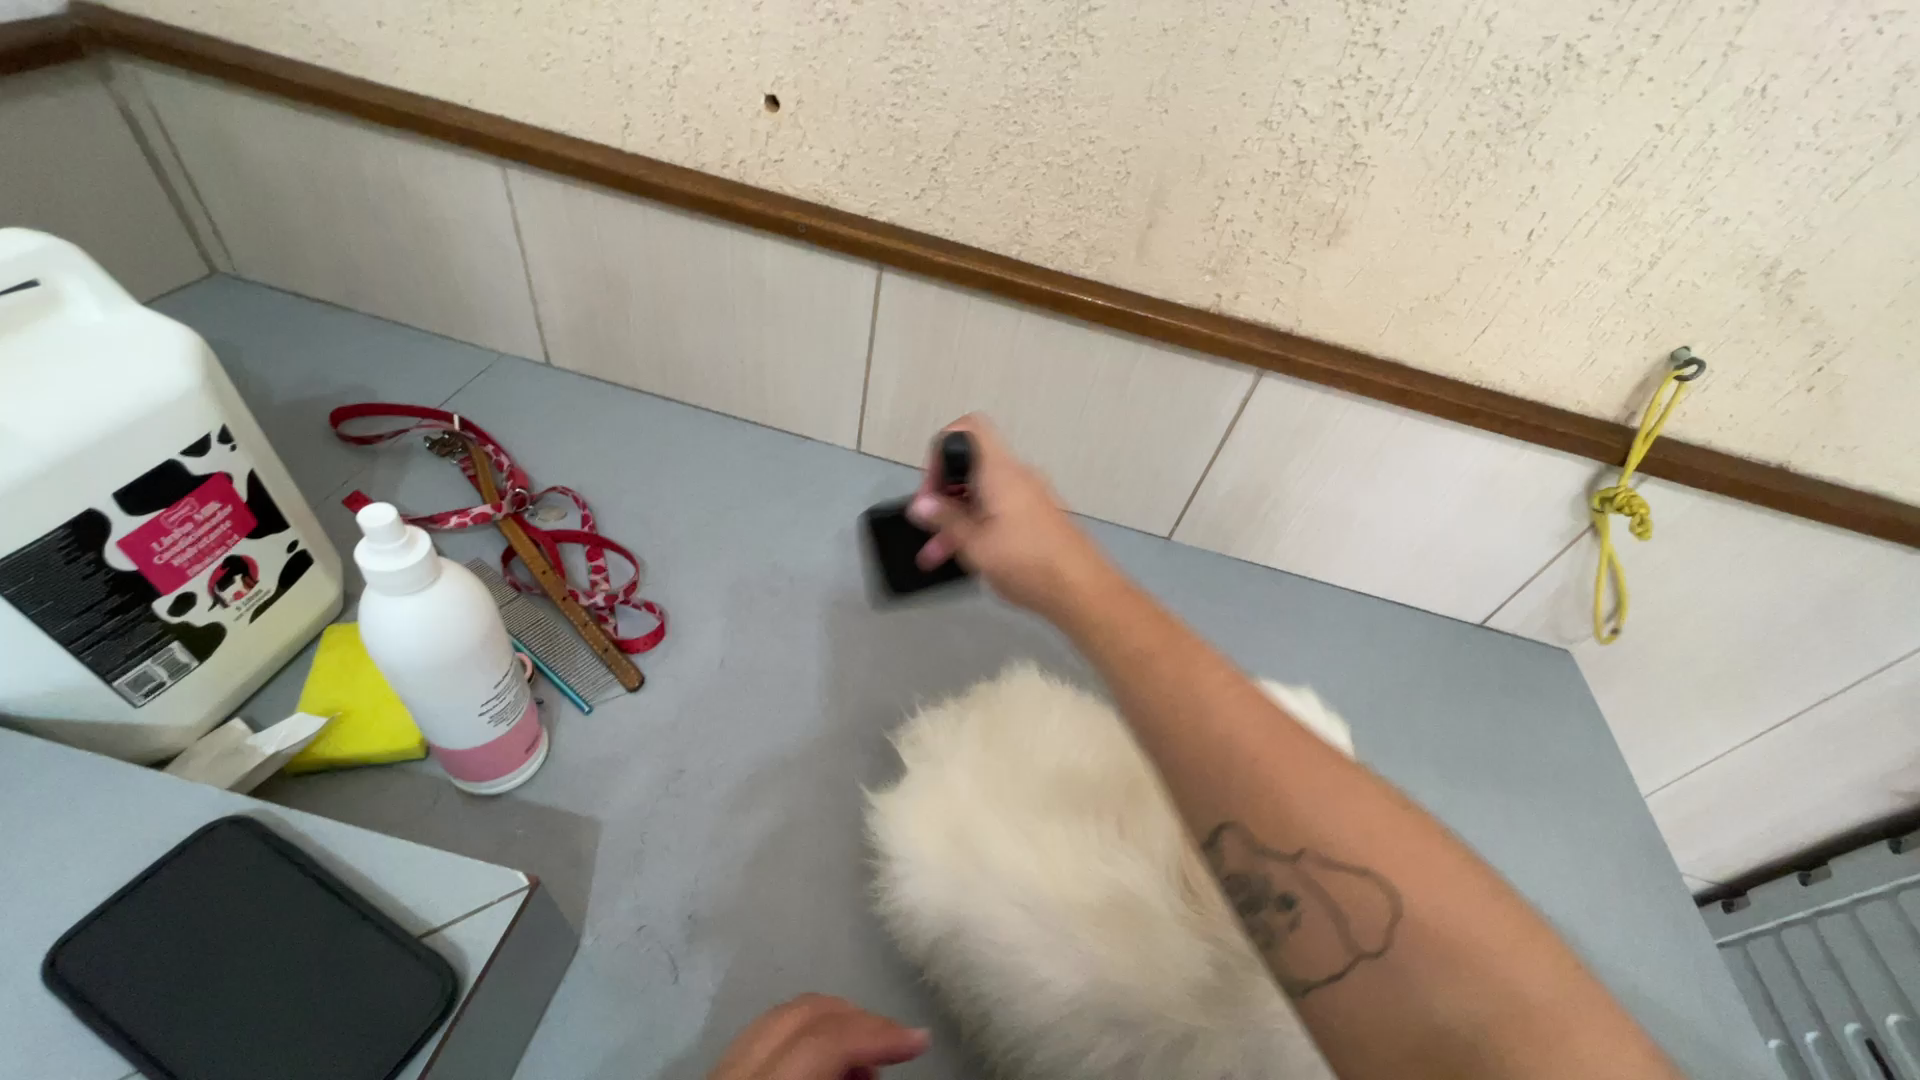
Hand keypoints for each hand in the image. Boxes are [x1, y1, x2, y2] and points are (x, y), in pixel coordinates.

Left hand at [707, 994, 929, 1079]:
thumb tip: (877, 1063)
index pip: (825, 1040)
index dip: (878, 1032)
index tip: (921, 1039)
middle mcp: (732, 1069)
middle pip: (802, 1011)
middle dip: (857, 1020)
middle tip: (894, 1048)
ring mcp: (717, 1067)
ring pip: (782, 1016)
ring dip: (832, 1027)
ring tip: (863, 1064)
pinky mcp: (716, 1073)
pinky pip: (763, 1037)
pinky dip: (802, 1041)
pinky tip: (826, 1067)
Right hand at [907, 414, 1115, 617]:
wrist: (1083, 591)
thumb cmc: (1027, 563)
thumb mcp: (976, 545)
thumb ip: (946, 520)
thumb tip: (921, 504)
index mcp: (1000, 470)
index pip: (968, 428)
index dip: (941, 450)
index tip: (932, 489)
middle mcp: (1017, 475)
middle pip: (971, 466)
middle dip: (944, 495)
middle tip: (928, 527)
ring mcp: (1031, 496)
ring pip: (983, 494)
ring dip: (958, 518)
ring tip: (937, 555)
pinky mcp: (1039, 516)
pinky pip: (1000, 509)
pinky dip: (979, 525)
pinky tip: (968, 556)